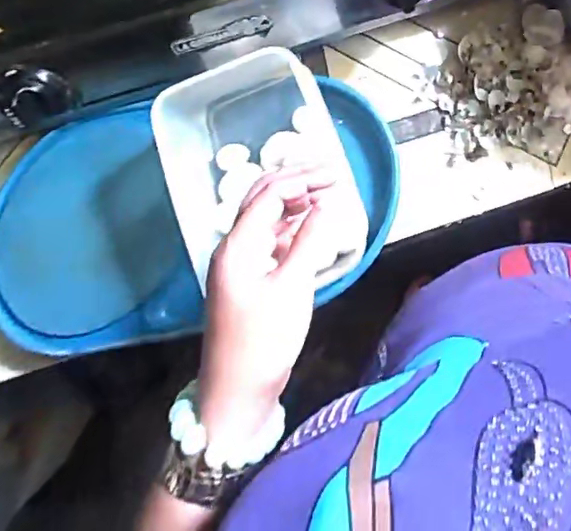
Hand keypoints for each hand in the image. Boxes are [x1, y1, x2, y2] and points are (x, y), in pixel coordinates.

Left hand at [197, 166, 335, 438]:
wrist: (236, 395)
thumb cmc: (263, 341)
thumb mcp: (293, 287)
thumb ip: (310, 239)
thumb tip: (327, 203)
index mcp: (237, 246)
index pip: (270, 194)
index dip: (304, 179)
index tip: (337, 177)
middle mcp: (233, 247)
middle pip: (262, 197)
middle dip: (296, 180)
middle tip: (331, 175)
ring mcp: (239, 262)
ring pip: (265, 214)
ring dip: (295, 198)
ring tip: (326, 193)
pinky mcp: (249, 277)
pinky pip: (269, 235)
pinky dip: (292, 221)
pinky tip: (312, 223)